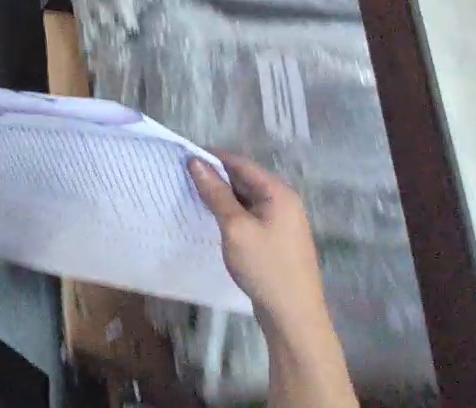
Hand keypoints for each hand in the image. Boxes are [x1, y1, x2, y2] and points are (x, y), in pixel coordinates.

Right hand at [188, 152, 330, 340]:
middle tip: (183, 178)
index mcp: (279, 193)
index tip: (182, 158)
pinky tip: (214, 218)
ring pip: (245, 197)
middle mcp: (284, 202)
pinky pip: (250, 213)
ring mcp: (282, 221)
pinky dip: (231, 211)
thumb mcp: (235, 226)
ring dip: (222, 195)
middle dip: (215, 176)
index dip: (211, 157)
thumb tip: (196, 161)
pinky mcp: (277, 238)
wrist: (294, 317)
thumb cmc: (265, 266)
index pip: (240, 162)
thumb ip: (215, 192)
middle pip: (244, 178)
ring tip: (193, 196)